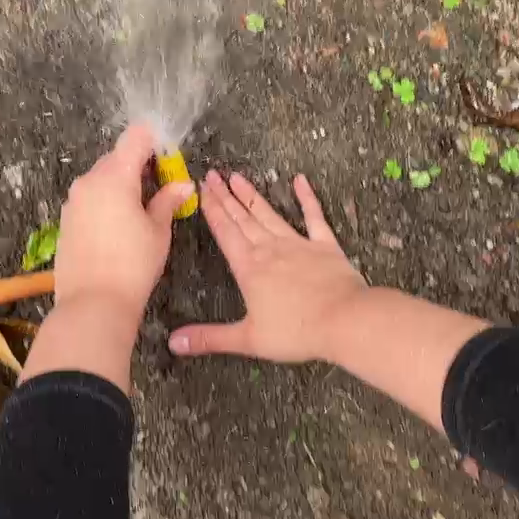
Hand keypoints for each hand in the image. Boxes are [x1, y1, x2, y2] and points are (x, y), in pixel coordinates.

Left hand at [21, 124, 193, 390]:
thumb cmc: (133, 265)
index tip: (167, 158)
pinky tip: (118, 226)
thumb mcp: (158, 231)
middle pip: (116, 157)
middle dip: (138, 165)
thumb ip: (168, 201)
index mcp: (115, 176)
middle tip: (160, 188)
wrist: (92, 304)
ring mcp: (73, 200)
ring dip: (120, 184)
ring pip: (101, 178)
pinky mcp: (65, 219)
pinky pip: (89, 197)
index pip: (135, 138)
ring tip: (140, 210)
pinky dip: (105, 201)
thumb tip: (183, 184)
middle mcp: (89, 181)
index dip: (153, 141)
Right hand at [169, 171, 369, 363]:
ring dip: (252, 195)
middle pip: (242, 218)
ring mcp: (298, 244)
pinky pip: (314, 217)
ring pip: (269, 214)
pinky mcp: (324, 245)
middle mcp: (270, 249)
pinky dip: (307, 198)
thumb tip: (174, 343)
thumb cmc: (297, 331)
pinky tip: (300, 180)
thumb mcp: (248, 339)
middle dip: (225, 196)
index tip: (201, 188)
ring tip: (237, 176)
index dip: (211, 209)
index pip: (224, 232)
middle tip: (212, 175)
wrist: (344, 320)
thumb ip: (210, 339)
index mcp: (249, 268)